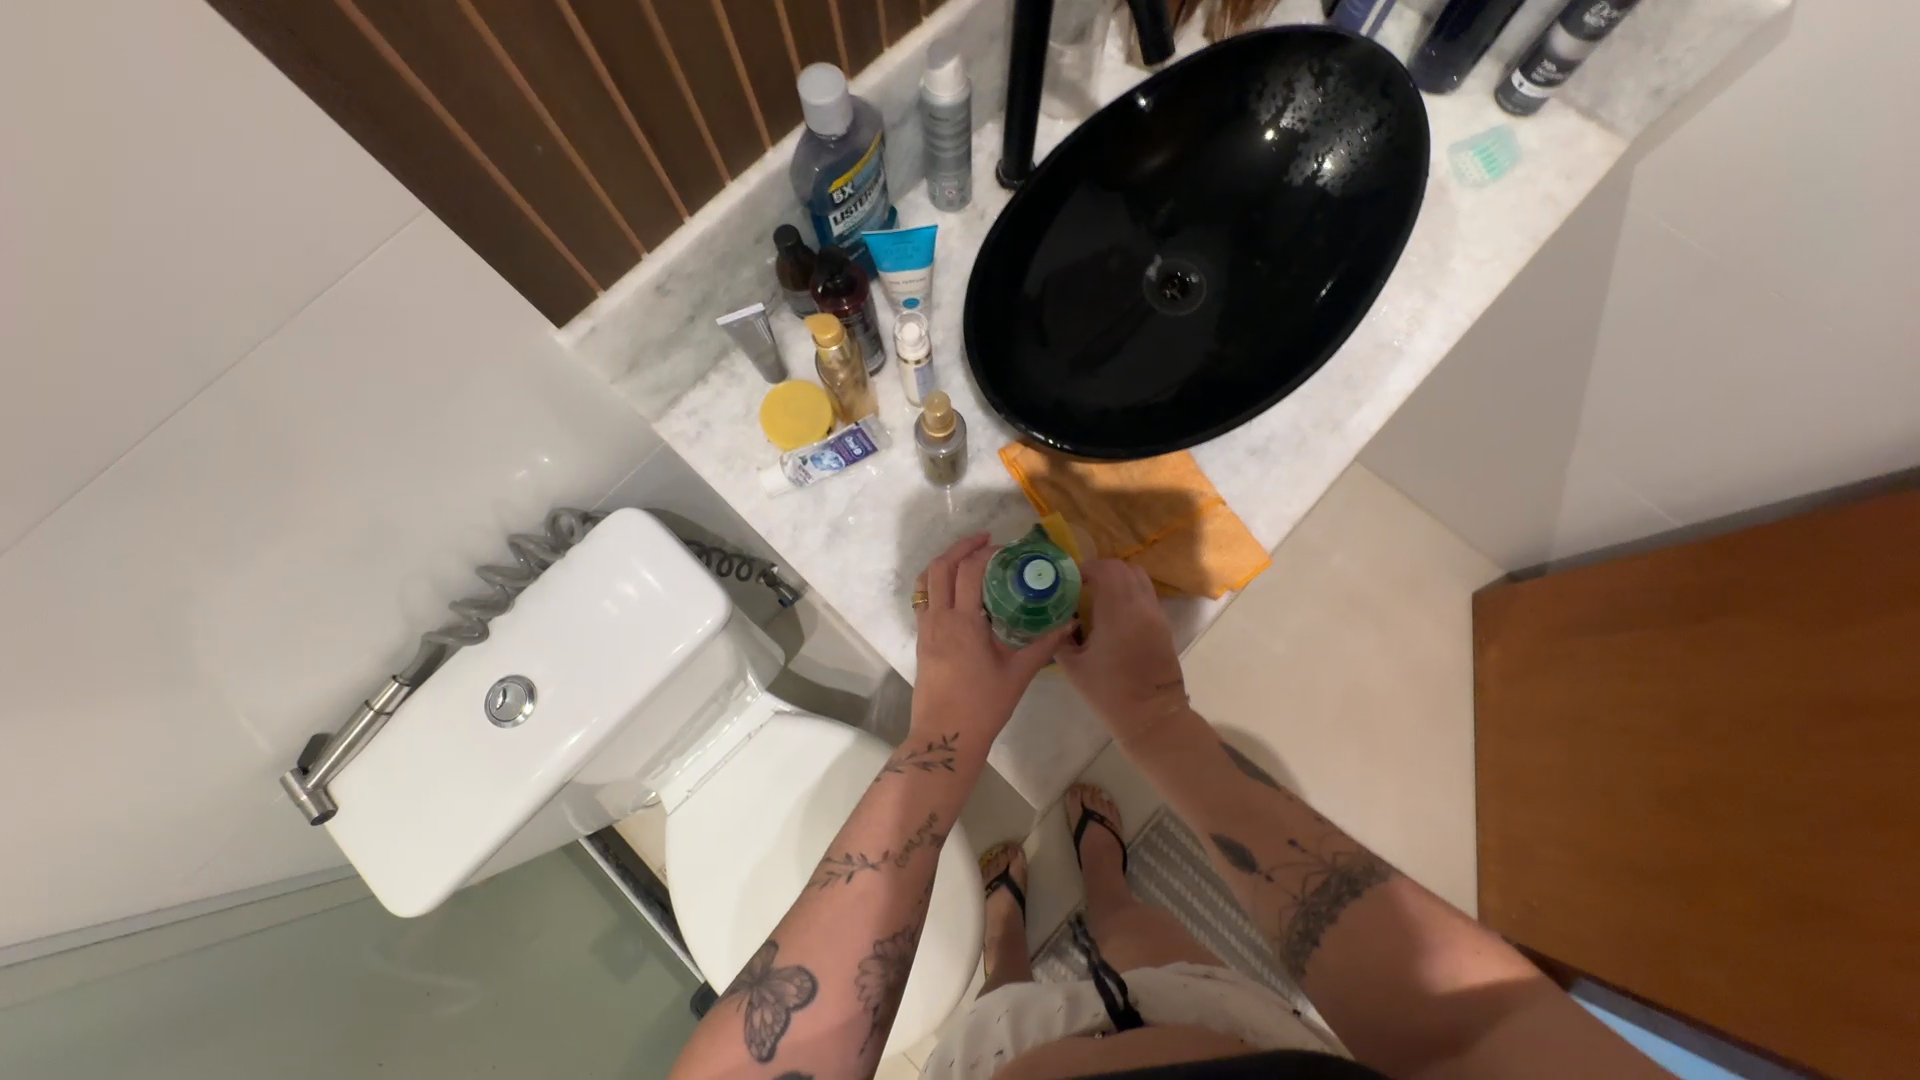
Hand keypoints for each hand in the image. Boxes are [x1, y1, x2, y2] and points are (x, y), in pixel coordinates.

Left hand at [912, 534, 1075, 746]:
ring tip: (968, 558)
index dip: (985, 554)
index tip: (1006, 550)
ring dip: (945, 562)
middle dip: (960, 547)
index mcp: (962, 622)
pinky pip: (924, 600)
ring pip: (926, 582)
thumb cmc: (983, 706)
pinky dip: (938, 584)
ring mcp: (926, 629)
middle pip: (940, 567)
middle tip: (985, 540)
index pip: (968, 571)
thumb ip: (1043, 645)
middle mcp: (939, 619)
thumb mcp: (1018, 674)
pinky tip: (959, 592)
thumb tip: (1068, 624)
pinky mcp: (921, 641)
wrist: (945, 736)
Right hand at [1055, 559, 1188, 744]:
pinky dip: (1128, 593)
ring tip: (1097, 597)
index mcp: (1119, 614)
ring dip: (1117, 580)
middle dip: (1100, 571)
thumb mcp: (1073, 665)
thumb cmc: (1108, 693)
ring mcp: (1156, 615)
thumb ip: (1060, 635)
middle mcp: (1142, 607)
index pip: (1105, 570)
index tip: (1068, 581)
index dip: (1085, 569)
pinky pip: (1145, 594)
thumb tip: (1053, 617)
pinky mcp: (1163, 625)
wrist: (1152, 717)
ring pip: (1138, 578)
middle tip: (1080, 586)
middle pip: (1123, 568)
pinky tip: (1112, 613)